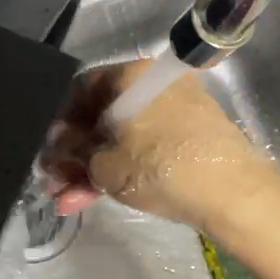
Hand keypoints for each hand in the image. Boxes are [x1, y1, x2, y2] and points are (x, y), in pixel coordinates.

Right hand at [43, 58, 279, 232]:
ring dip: (89, 170)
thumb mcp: (102, 163)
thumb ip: (72, 152)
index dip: (59, 123)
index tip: (49, 153)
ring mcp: (173, 113)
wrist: (230, 193)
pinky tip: (90, 200)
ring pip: (119, 140)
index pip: (80, 89)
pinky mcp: (186, 139)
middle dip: (73, 155)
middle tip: (53, 183)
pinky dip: (117, 172)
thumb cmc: (157, 166)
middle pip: (100, 118)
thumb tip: (56, 146)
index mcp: (131, 76)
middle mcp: (152, 86)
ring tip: (66, 202)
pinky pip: (140, 150)